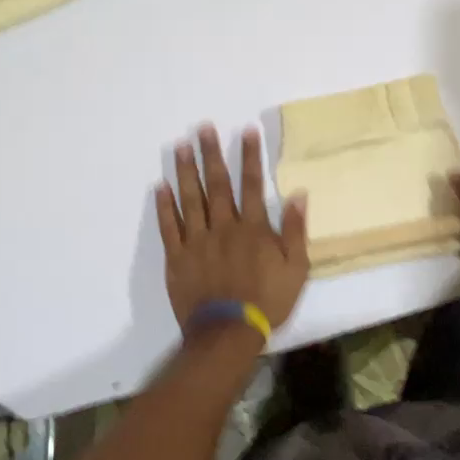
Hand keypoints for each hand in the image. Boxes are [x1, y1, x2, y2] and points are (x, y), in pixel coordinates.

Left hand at [156, 126, 309, 335]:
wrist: (228, 333)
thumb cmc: (267, 302)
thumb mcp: (296, 269)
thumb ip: (296, 230)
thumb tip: (299, 193)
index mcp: (253, 228)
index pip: (252, 185)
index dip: (250, 156)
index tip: (246, 130)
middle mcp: (224, 227)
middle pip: (218, 184)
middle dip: (212, 153)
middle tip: (203, 127)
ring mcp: (197, 241)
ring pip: (191, 199)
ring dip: (186, 171)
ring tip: (181, 146)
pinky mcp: (178, 257)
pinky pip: (170, 227)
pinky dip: (164, 206)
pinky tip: (160, 186)